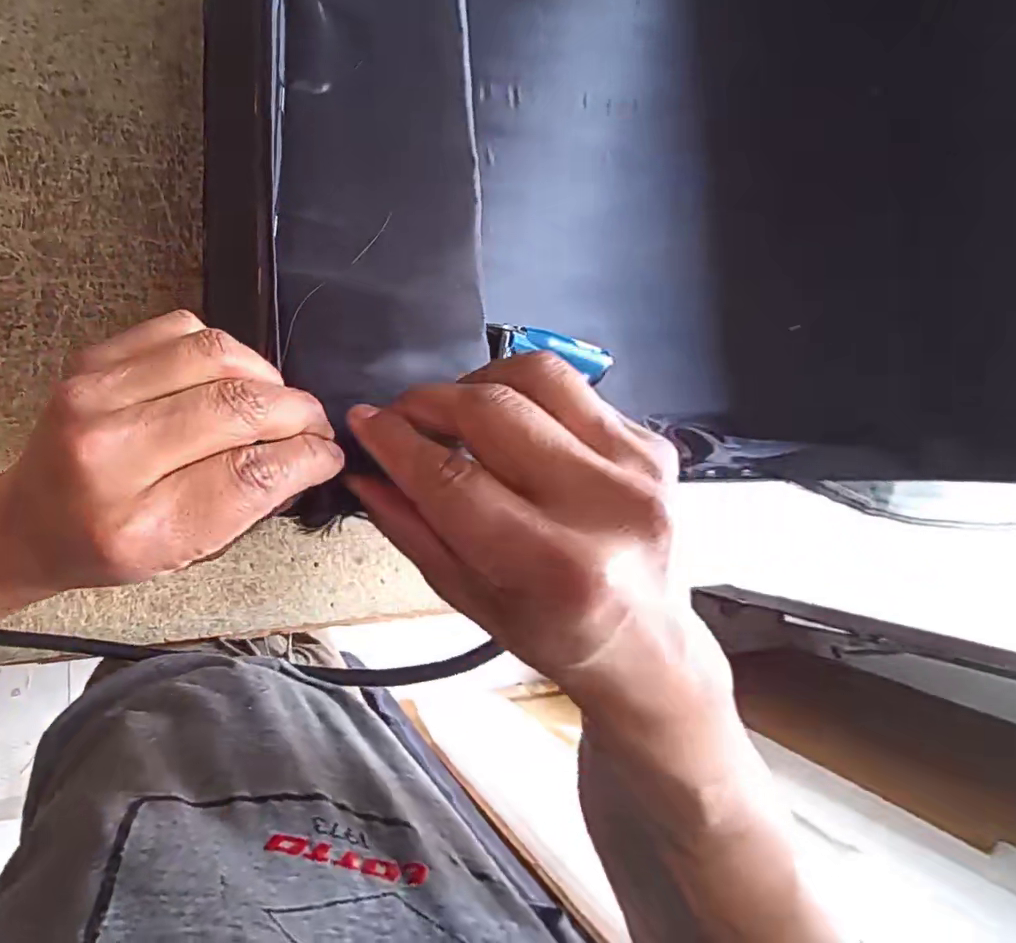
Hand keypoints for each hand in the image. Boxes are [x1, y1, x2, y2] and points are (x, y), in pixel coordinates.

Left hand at [0, 311, 344, 600]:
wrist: (28, 520)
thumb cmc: (100, 546)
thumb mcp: (179, 555)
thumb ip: (244, 506)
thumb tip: (303, 454)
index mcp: (136, 526)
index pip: (248, 474)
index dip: (304, 456)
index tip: (324, 452)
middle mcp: (108, 455)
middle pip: (236, 407)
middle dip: (295, 411)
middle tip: (311, 422)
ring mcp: (94, 397)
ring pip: (214, 355)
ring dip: (264, 374)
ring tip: (273, 396)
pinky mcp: (91, 362)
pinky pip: (181, 329)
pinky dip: (222, 347)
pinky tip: (227, 374)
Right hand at [345, 352, 731, 732]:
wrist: (647, 641)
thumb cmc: (552, 630)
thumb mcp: (463, 594)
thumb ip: (408, 526)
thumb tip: (364, 472)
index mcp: (552, 564)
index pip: (452, 478)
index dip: (395, 441)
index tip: (364, 421)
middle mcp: (603, 506)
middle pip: (490, 410)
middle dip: (427, 403)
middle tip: (401, 416)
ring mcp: (636, 467)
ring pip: (533, 375)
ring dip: (474, 384)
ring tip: (454, 414)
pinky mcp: (651, 442)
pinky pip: (568, 385)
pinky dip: (519, 392)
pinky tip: (507, 423)